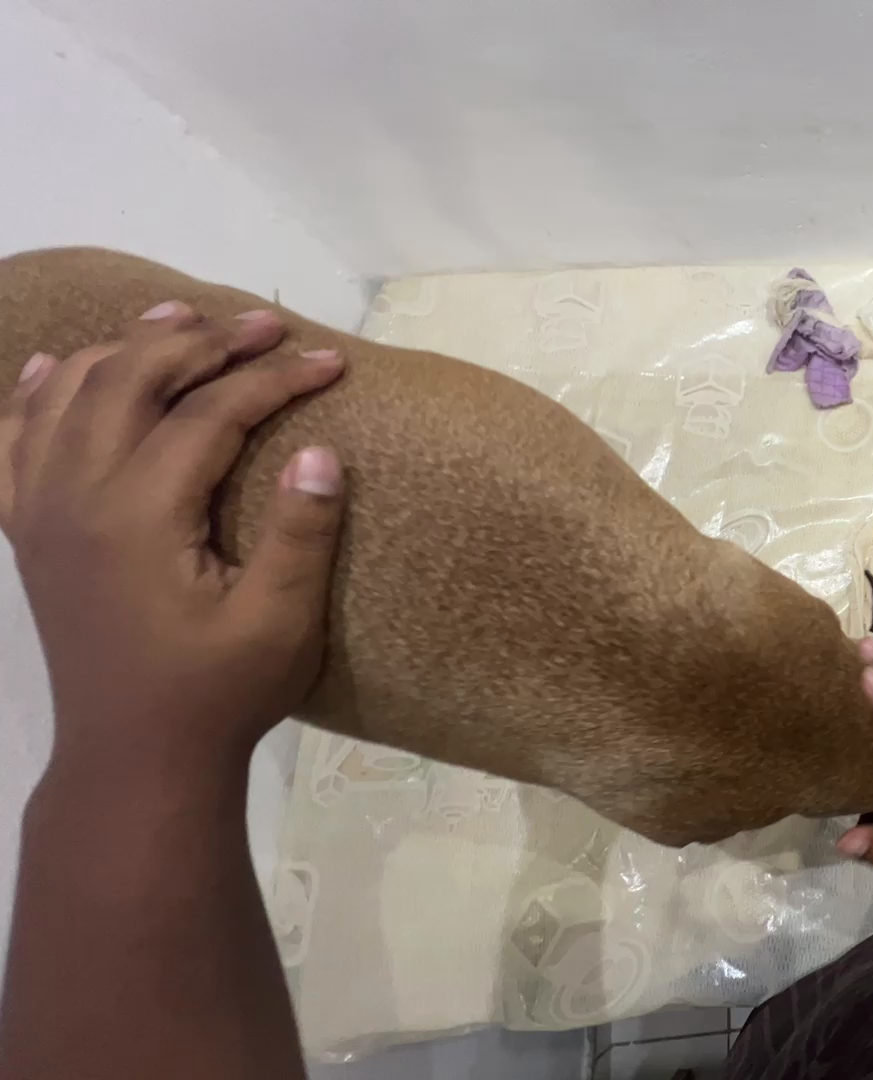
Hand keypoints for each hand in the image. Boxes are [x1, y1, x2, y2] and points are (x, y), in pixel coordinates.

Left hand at [2, 302, 346, 783]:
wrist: (139, 748)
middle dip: (201, 344)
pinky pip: (14, 440)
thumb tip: (322, 453)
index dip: (273, 380)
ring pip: (68, 397)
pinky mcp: (31, 530)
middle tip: (266, 324)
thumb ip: (300, 533)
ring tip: (180, 318)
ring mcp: (38, 512)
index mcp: (138, 517)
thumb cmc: (225, 685)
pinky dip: (38, 391)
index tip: (332, 361)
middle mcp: (72, 498)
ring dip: (127, 349)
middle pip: (129, 387)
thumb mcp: (283, 617)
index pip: (209, 416)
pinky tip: (60, 367)